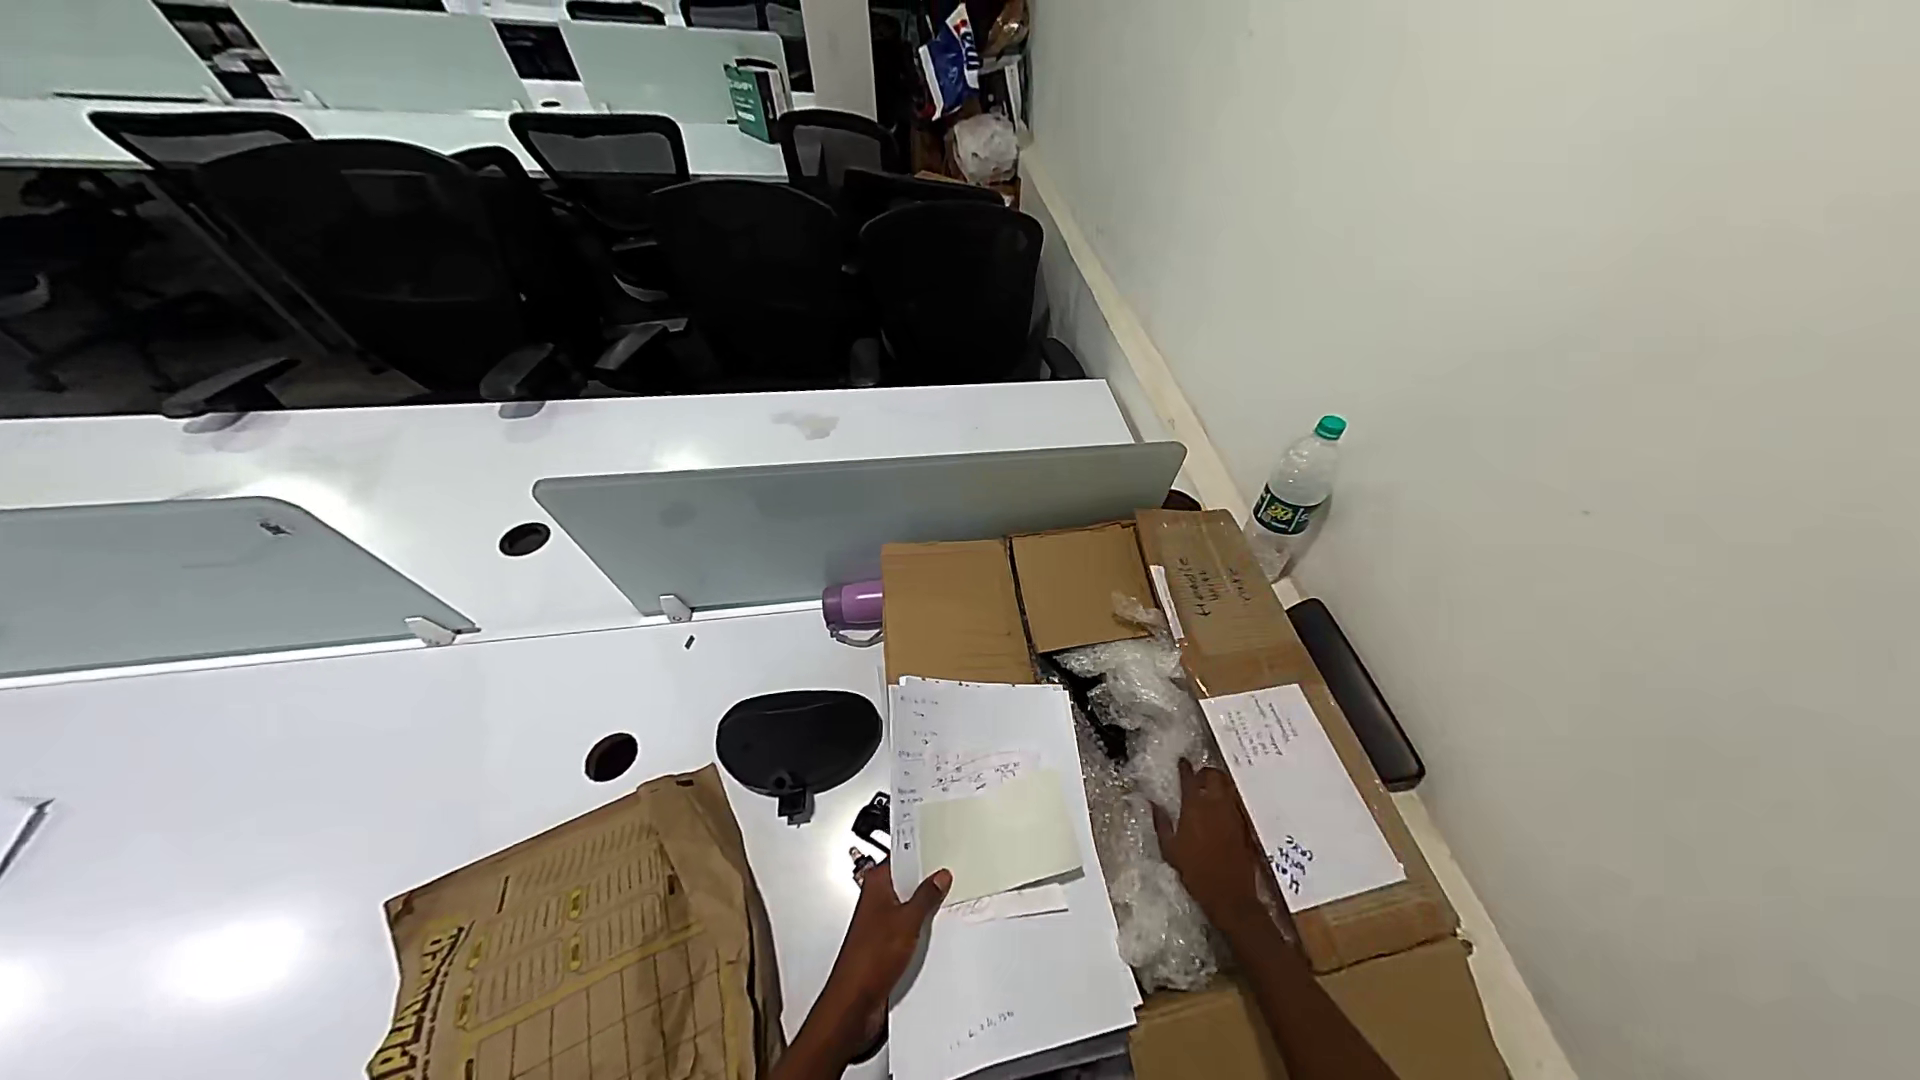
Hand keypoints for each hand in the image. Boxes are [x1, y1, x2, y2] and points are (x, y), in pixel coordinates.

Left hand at [809, 861, 951, 1055]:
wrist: (854, 1003)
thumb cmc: (867, 961)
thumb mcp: (908, 921)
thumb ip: (926, 896)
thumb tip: (939, 877)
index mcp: (876, 884)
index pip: (900, 856)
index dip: (920, 853)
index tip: (940, 852)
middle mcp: (876, 900)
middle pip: (906, 882)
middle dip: (926, 883)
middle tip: (947, 880)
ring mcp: (880, 921)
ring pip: (908, 905)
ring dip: (923, 909)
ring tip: (941, 907)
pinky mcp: (885, 942)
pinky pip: (908, 926)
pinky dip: (919, 928)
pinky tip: (931, 932)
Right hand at [1152, 760, 1277, 936]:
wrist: (1230, 896)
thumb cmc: (1195, 872)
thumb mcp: (1169, 849)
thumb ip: (1161, 822)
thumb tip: (1152, 803)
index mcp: (1194, 808)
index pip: (1189, 778)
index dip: (1185, 767)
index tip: (1182, 761)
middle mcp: (1216, 806)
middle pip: (1214, 775)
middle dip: (1206, 771)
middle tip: (1198, 776)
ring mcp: (1233, 815)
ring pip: (1228, 786)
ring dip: (1219, 782)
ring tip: (1210, 788)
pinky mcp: (1244, 826)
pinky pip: (1236, 803)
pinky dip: (1229, 798)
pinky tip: (1222, 807)